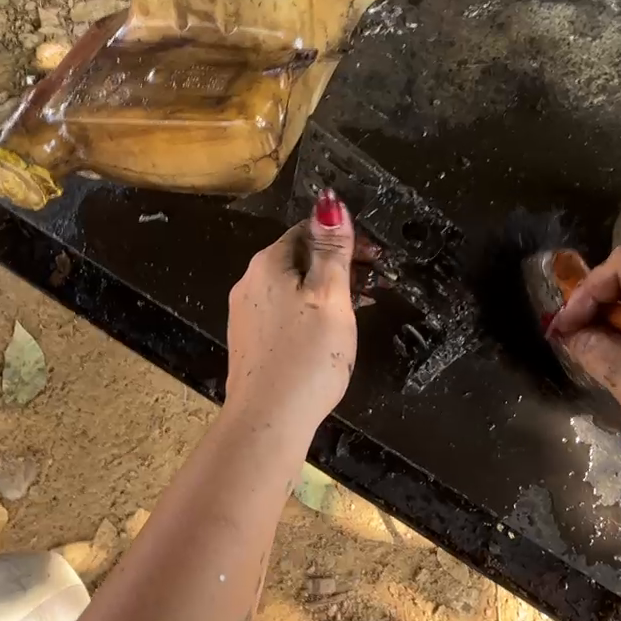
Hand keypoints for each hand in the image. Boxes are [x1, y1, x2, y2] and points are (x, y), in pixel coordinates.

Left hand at [224, 190, 359, 426]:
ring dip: (325, 290)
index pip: (308, 231)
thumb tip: (328, 200)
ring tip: (357, 310)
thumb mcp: (330, 296)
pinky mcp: (249, 341)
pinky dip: (308, 312)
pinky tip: (326, 334)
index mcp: (268, 263)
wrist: (268, 420)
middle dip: (337, 265)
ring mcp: (245, 314)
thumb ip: (332, 248)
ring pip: (292, 287)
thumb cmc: (306, 356)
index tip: (376, 259)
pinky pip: (283, 312)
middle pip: (299, 258)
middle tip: (374, 285)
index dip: (344, 239)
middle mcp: (249, 282)